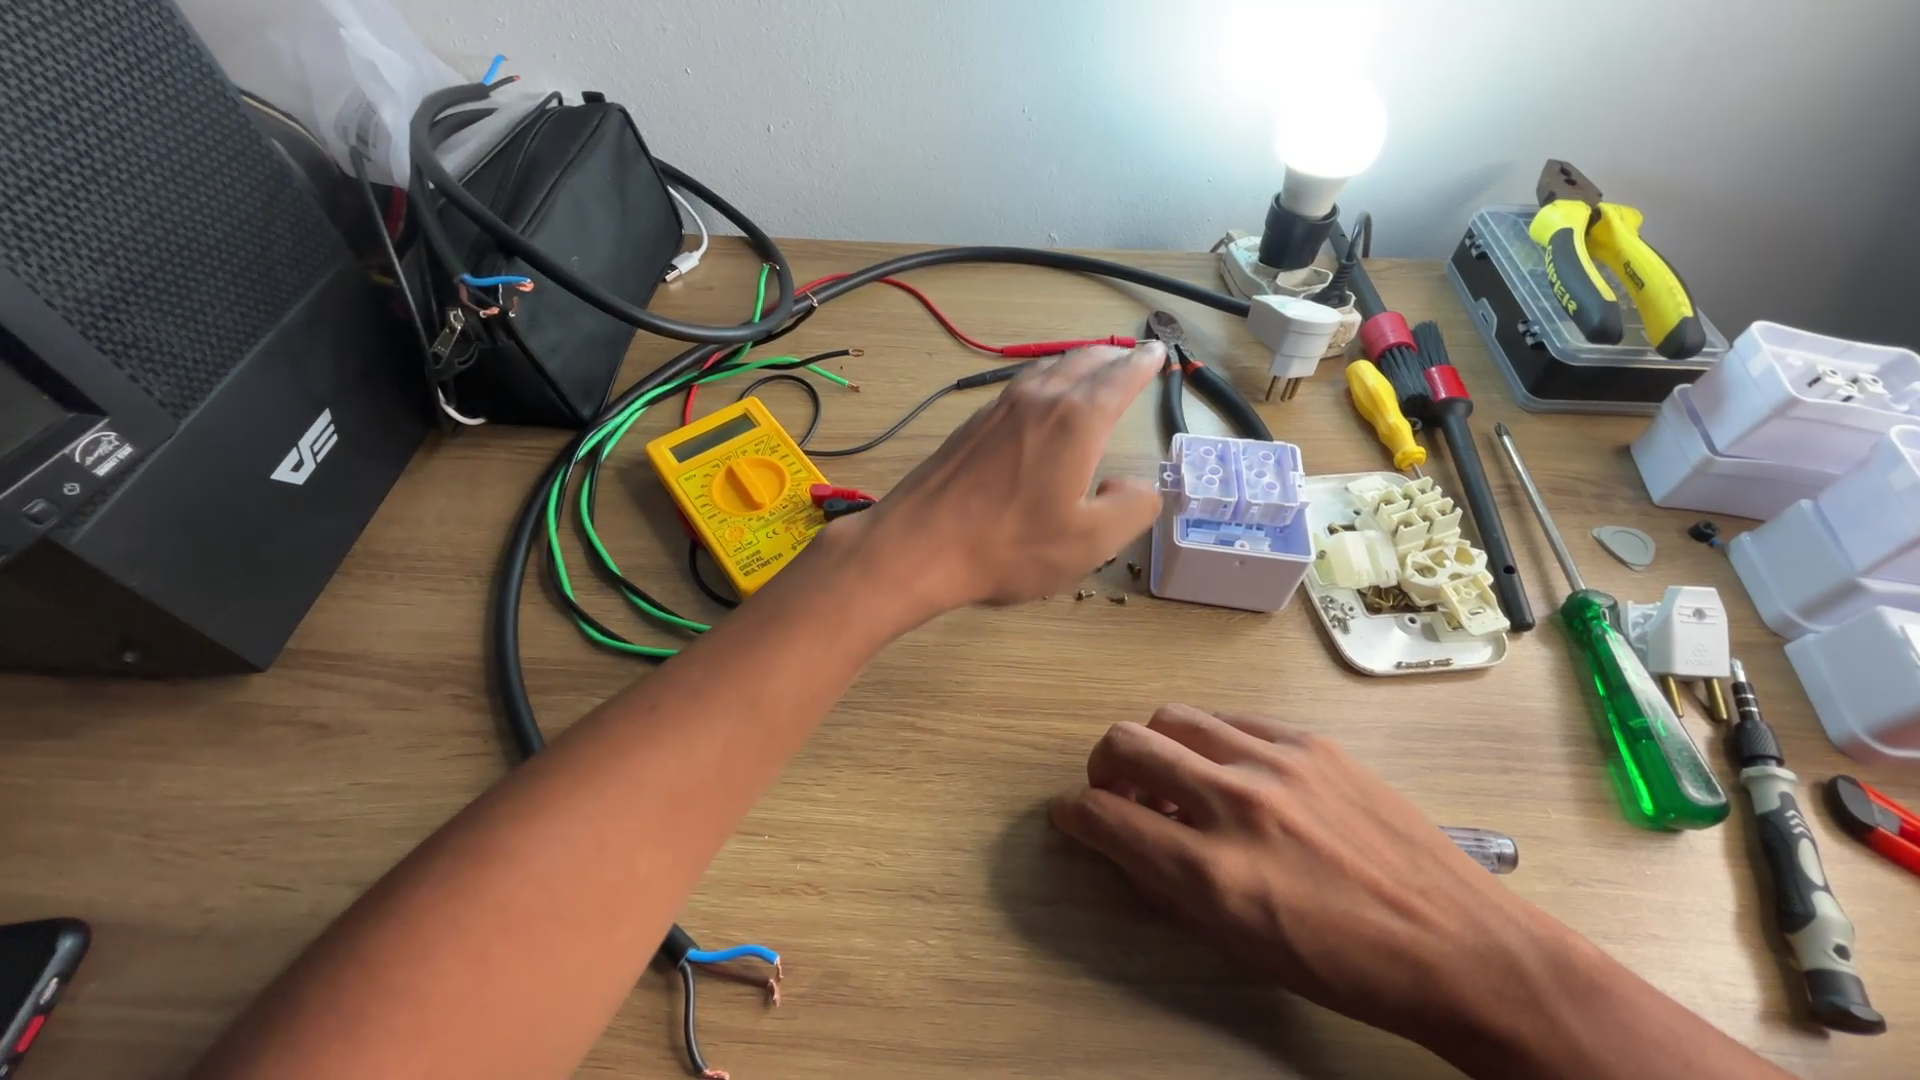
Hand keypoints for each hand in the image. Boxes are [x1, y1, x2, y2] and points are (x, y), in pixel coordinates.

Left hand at [848, 343, 1165, 609]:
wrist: (918, 547)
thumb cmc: (1009, 546)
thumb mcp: (1090, 542)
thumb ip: (1131, 508)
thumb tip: (1140, 485)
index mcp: (1075, 420)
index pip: (1120, 378)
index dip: (1143, 364)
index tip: (1157, 353)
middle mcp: (1038, 400)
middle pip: (1082, 361)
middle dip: (1112, 357)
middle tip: (1131, 356)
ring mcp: (998, 409)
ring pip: (1046, 369)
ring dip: (1076, 363)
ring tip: (1092, 369)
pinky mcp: (971, 426)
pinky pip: (1020, 387)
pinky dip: (1044, 381)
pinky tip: (1040, 402)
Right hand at [1050, 705, 1569, 1049]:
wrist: (1458, 945)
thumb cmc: (1342, 966)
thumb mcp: (1238, 944)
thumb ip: (1166, 885)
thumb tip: (1120, 840)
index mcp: (1213, 872)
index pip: (1104, 817)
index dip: (1073, 813)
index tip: (1071, 813)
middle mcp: (1236, 804)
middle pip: (1126, 744)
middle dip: (1101, 765)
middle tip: (1113, 788)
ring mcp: (1277, 763)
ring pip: (1173, 718)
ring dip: (1154, 746)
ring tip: (1173, 777)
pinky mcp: (1313, 742)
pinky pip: (1232, 720)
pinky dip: (1210, 741)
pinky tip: (1230, 770)